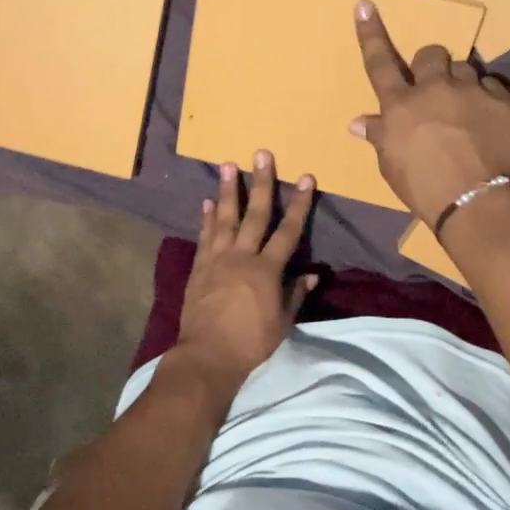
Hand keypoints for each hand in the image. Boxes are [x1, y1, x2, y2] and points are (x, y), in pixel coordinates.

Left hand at [173, 150, 317, 384]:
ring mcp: (216, 260)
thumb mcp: (282, 322)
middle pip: (254, 214)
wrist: (207, 355)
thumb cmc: (251, 342)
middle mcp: (241, 257)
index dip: (298, 204)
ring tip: (227, 165)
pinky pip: (204, 237)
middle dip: (261, 183)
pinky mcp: (198, 269)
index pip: (287, 231)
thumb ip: (295, 295)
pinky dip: (206, 219)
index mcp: (267, 270)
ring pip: (224, 218)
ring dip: (228, 191)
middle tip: (261, 154)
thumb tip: (312, 275)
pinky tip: (207, 202)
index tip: (306, 178)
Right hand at [349, 0, 509, 222]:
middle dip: (430, 65)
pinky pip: (494, 85)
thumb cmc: (422, 187)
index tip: (365, 5)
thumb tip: (358, 123)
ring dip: (460, 82)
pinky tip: (488, 118)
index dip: (371, 34)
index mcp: (400, 105)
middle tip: (434, 88)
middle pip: (430, 54)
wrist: (473, 200)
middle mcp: (433, 88)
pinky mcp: (502, 100)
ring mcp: (470, 91)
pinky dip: (489, 97)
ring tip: (464, 107)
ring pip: (464, 67)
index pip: (380, 62)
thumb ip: (379, 136)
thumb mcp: (391, 165)